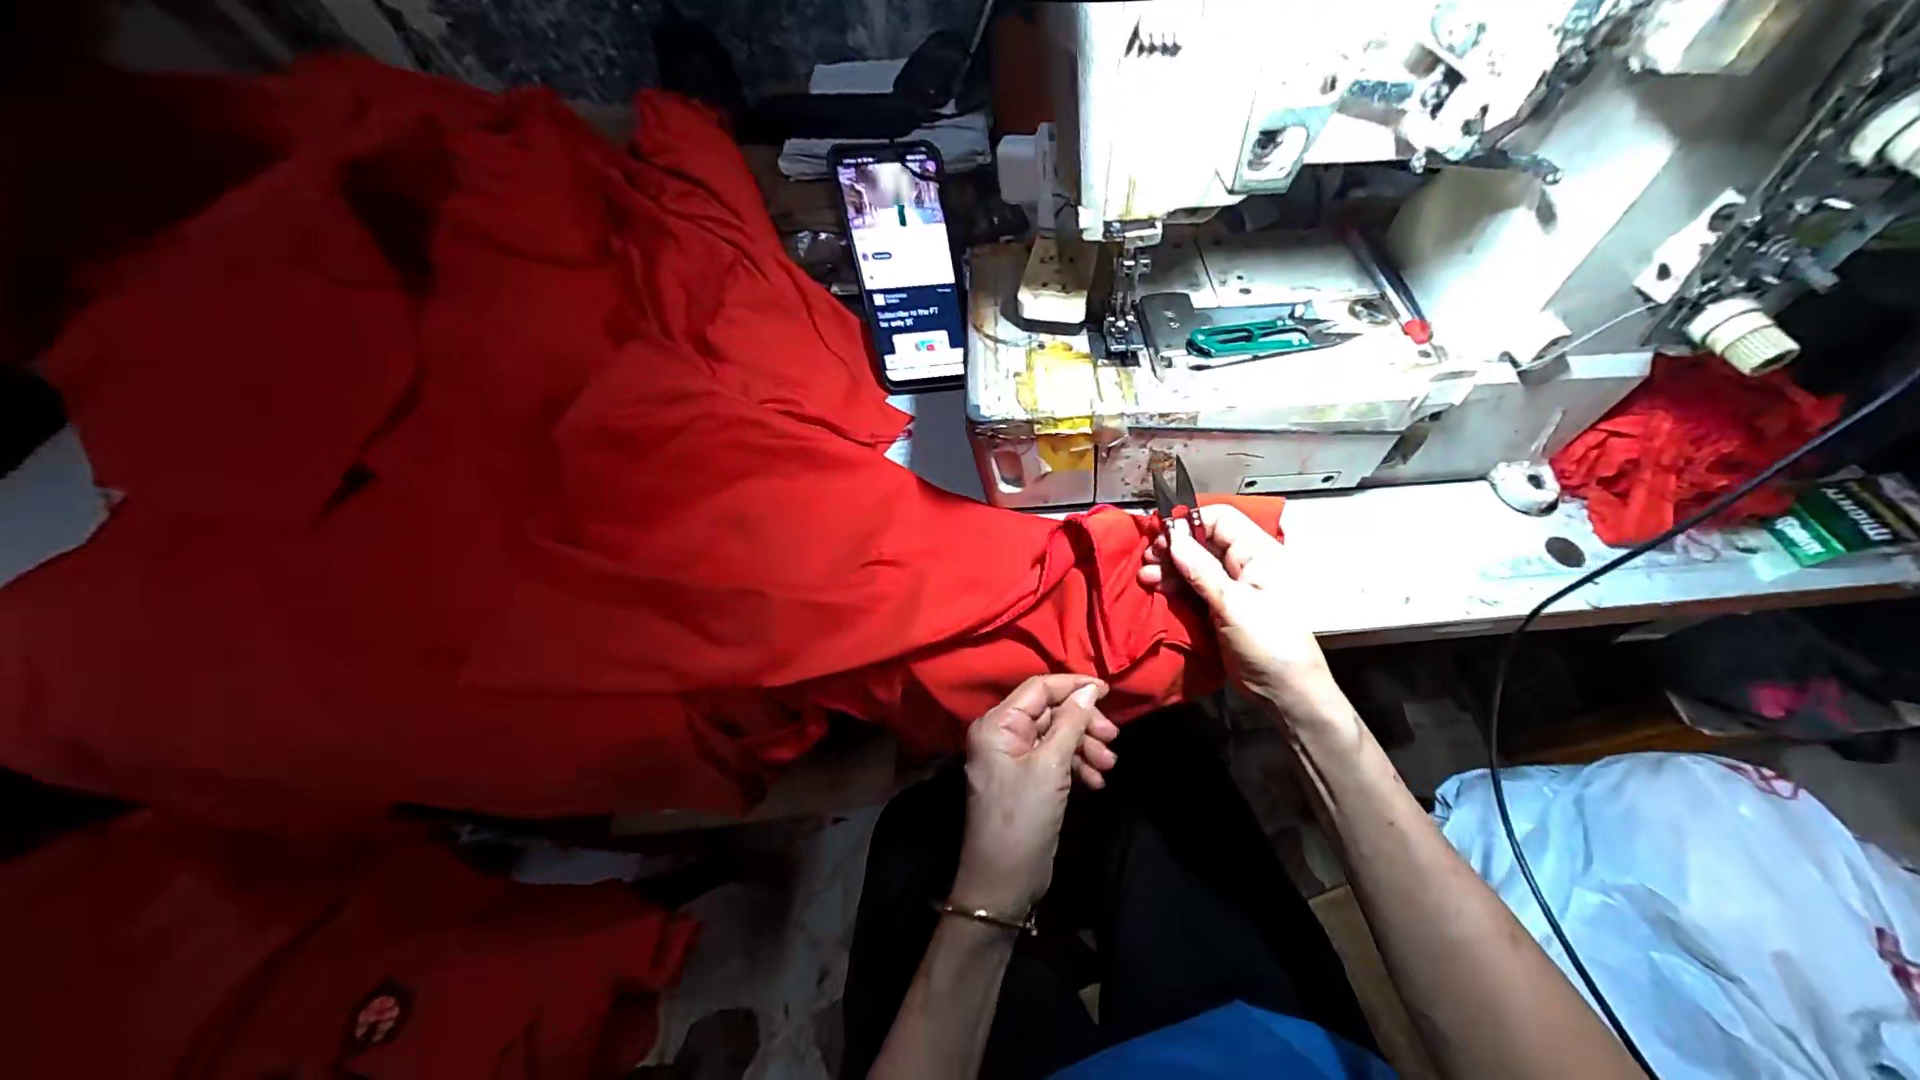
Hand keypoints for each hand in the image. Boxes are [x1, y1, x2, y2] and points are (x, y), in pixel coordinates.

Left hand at [951, 675, 1117, 916]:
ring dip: (1085, 746)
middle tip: (1112, 739)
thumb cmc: (1023, 818)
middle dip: (1083, 723)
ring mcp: (1014, 758)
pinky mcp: (1028, 779)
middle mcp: (1002, 734)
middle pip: (1050, 711)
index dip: (1073, 686)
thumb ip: (1070, 724)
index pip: (1038, 688)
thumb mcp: (1050, 766)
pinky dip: (1077, 765)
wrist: (1004, 881)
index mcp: (997, 724)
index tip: (1108, 692)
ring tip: (1108, 766)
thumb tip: (1089, 691)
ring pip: (1057, 736)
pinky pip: (1056, 759)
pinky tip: (1096, 780)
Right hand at [1138, 505, 1345, 726]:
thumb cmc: (1269, 643)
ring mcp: (1232, 587)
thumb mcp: (1232, 604)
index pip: (1219, 519)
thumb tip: (1173, 536)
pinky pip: (1193, 587)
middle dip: (1173, 546)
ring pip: (1194, 564)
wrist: (1285, 691)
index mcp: (1258, 553)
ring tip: (1146, 576)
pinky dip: (1174, 585)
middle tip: (1148, 557)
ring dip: (1169, 567)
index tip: (1161, 535)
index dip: (1189, 522)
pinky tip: (1155, 586)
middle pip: (1203, 540)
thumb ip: (1200, 569)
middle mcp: (1245, 565)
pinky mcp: (1220, 607)